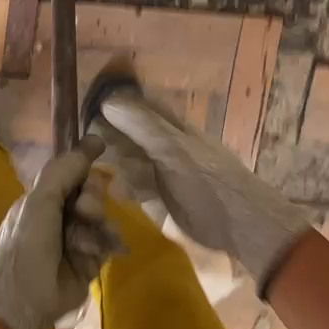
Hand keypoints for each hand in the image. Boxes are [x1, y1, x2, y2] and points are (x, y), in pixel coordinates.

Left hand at [0, 137, 123, 328]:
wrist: (24, 296)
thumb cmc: (26, 242)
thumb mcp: (41, 199)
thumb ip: (65, 170)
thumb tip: (94, 140)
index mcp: (42, 198)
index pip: (70, 173)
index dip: (84, 162)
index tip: (100, 145)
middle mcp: (59, 215)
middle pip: (91, 192)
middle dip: (92, 198)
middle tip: (84, 211)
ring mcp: (75, 239)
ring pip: (102, 218)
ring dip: (96, 226)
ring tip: (82, 242)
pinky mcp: (89, 261)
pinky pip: (107, 242)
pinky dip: (102, 245)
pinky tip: (95, 252)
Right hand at [95, 89, 315, 292]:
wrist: (242, 226)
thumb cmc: (208, 183)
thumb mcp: (172, 149)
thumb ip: (142, 125)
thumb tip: (108, 101)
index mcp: (174, 127)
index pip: (140, 105)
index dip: (116, 103)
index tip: (88, 108)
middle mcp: (169, 144)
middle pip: (133, 134)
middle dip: (110, 138)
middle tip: (86, 147)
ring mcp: (167, 172)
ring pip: (134, 161)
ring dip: (117, 166)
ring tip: (98, 175)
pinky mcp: (166, 198)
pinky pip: (140, 186)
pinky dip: (128, 188)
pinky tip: (117, 194)